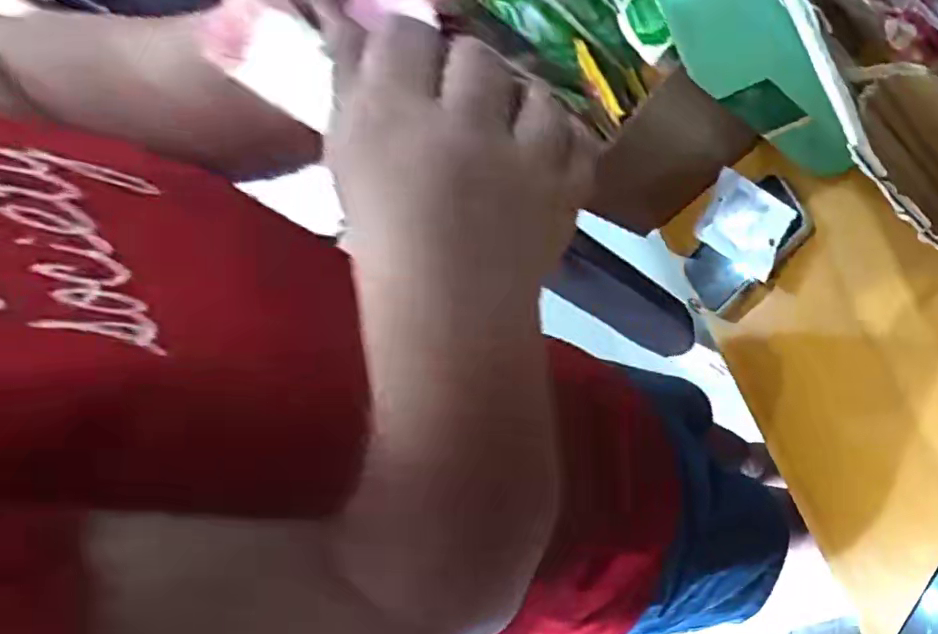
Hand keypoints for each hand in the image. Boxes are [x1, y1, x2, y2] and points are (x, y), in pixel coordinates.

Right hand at [319, 8, 597, 303]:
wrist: (456, 295)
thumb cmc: (391, 225)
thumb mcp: (348, 144)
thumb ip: (352, 77)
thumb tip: (353, 19)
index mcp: (396, 107)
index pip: (411, 34)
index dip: (417, 44)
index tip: (422, 65)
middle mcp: (467, 127)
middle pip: (480, 58)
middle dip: (474, 68)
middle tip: (471, 95)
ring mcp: (527, 162)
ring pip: (539, 96)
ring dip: (528, 98)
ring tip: (515, 119)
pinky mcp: (567, 193)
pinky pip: (582, 144)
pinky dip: (571, 136)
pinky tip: (552, 143)